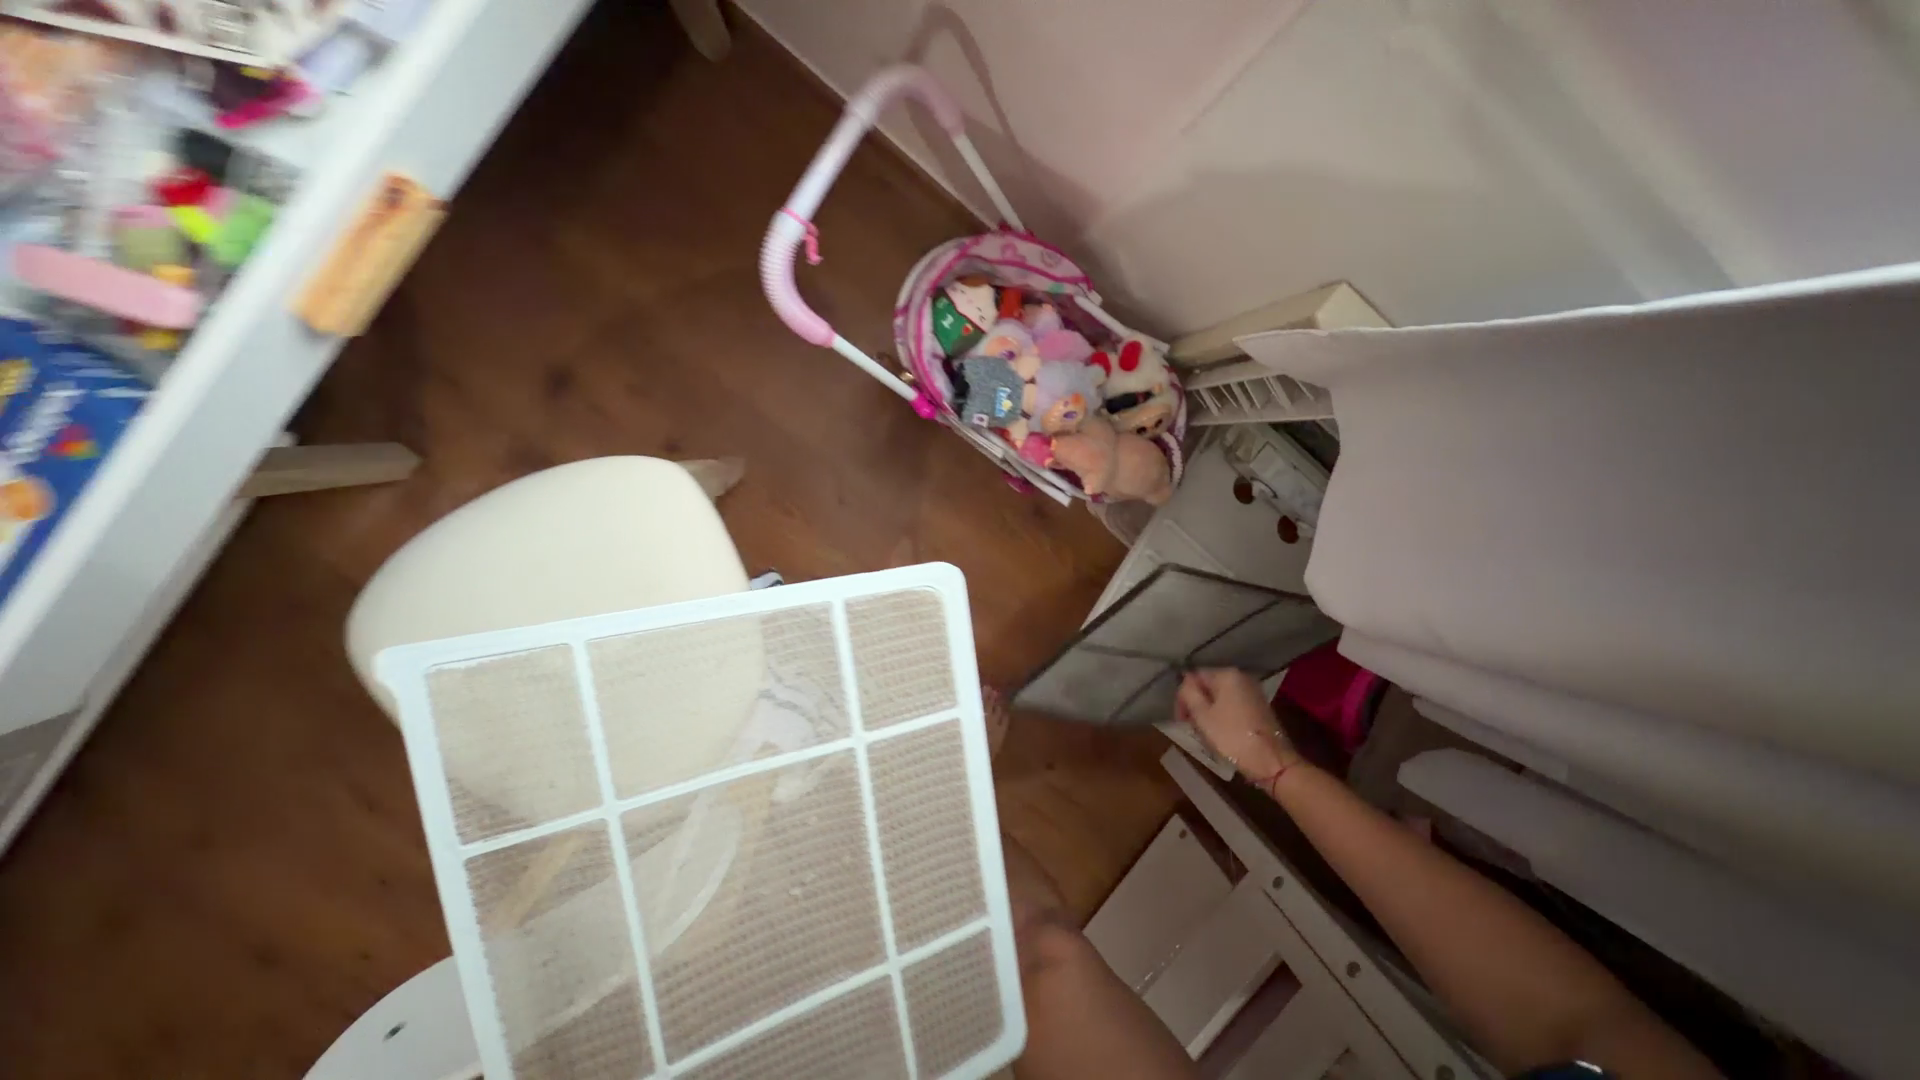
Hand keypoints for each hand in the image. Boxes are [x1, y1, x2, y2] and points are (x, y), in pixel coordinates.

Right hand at [1176, 669, 1300, 781]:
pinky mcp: (1259, 707)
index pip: (1194, 677)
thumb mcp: (1202, 716)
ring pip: (1220, 697)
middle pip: (1209, 686)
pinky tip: (1221, 733)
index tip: (1181, 719)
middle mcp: (1242, 678)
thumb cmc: (1232, 737)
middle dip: (1197, 704)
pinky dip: (1223, 716)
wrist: (1271, 761)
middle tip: (1191, 726)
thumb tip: (1185, 682)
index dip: (1184, 697)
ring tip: (1205, 732)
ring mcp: (1253, 692)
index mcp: (1227, 675)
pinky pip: (1233, 705)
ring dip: (1209, 712)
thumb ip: (1189, 693)